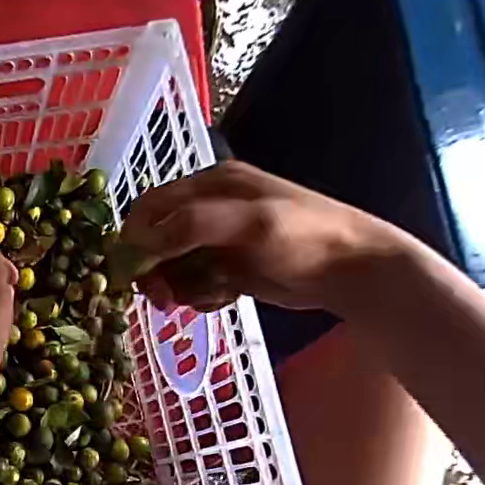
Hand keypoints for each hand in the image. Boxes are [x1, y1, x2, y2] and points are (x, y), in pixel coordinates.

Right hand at [119, 161, 424, 314]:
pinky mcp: (228, 269)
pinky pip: (195, 285)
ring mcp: (219, 242)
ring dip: (180, 288)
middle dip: (156, 271)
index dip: (134, 240)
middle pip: (156, 242)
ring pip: (173, 268)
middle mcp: (208, 210)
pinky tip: (224, 297)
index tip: (133, 274)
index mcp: (210, 185)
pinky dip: (201, 296)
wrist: (351, 269)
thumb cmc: (302, 236)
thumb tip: (139, 244)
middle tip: (164, 300)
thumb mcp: (247, 223)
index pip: (150, 208)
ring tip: (208, 296)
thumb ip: (190, 225)